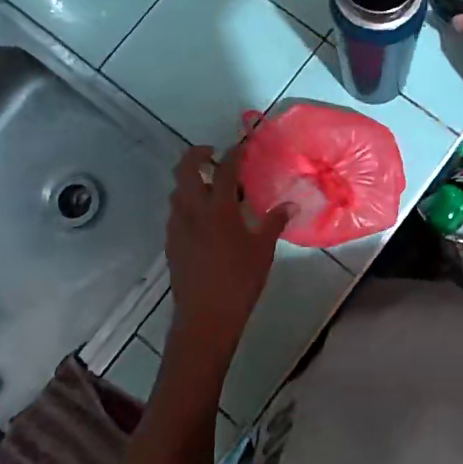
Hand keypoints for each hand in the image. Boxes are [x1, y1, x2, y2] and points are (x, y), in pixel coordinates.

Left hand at [164, 145, 289, 368]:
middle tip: (213, 155)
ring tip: (210, 188)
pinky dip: (186, 204)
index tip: (241, 147)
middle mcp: (192, 210)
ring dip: (190, 181)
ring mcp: (177, 226)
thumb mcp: (262, 250)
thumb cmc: (239, 281)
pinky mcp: (171, 242)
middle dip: (196, 154)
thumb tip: (291, 205)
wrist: (205, 316)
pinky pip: (175, 212)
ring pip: (177, 191)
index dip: (234, 154)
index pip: (224, 170)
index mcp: (218, 209)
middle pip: (185, 169)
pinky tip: (203, 219)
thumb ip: (274, 222)